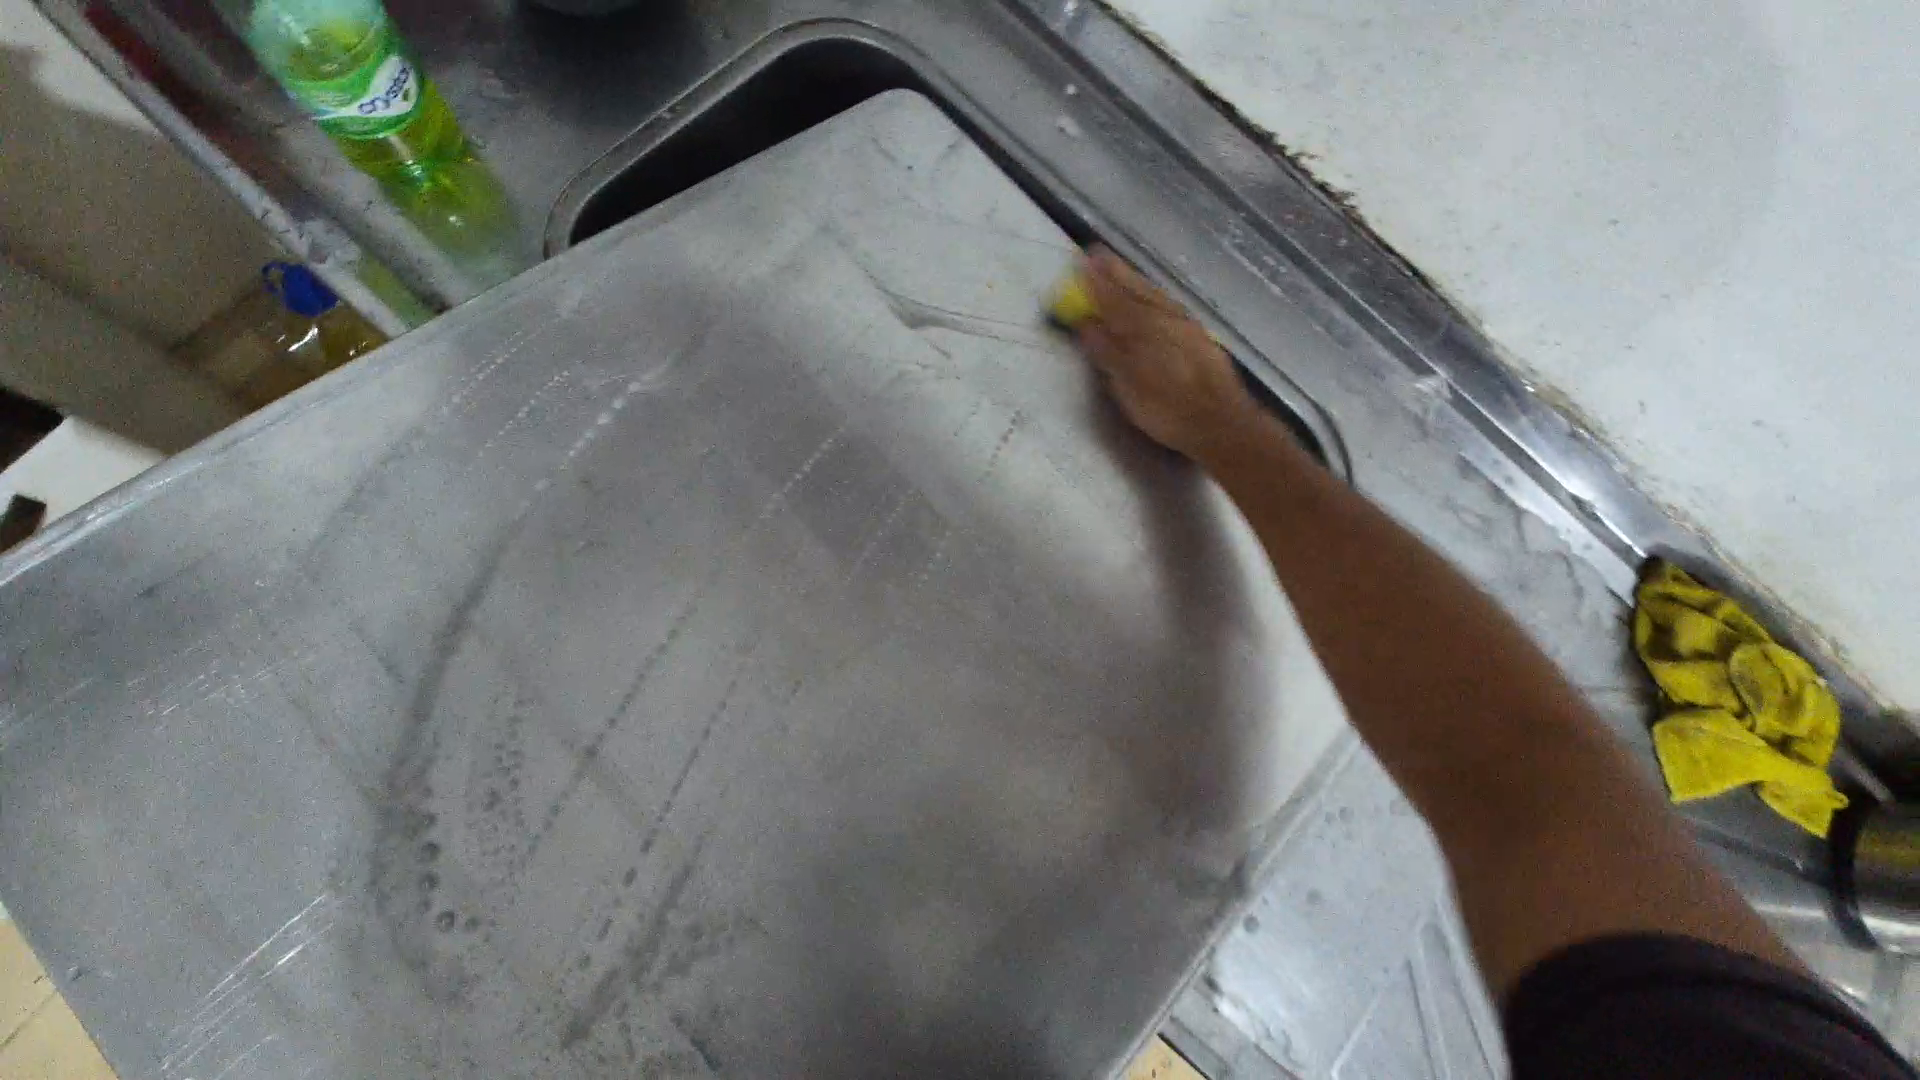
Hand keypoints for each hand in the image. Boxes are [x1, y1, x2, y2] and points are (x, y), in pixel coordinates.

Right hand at [1075, 248, 1259, 460]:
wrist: (1221, 423)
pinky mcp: (1200, 338)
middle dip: (1116, 273)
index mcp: (1143, 327)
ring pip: (1156, 296)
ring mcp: (1187, 326)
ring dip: (1136, 282)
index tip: (1079, 263)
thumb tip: (1087, 325)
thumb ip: (1107, 351)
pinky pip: (1170, 306)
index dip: (1094, 284)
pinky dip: (1155, 297)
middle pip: (1137, 290)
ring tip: (1121, 271)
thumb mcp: (1128, 385)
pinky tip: (1153, 300)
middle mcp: (1166, 318)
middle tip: (1098, 254)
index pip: (1112, 300)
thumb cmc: (1168, 409)